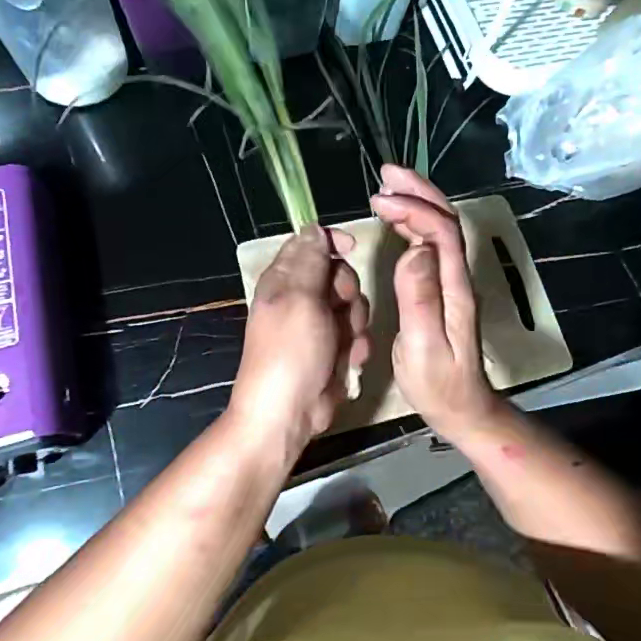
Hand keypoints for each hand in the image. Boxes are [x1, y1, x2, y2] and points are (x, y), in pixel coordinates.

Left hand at [226, 225, 371, 452]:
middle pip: (339, 275)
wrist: (288, 413)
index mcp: (284, 280)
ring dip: (355, 324)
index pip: (310, 244)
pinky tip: (349, 361)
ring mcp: (318, 326)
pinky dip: (356, 347)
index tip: (352, 250)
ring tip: (343, 345)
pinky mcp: (332, 350)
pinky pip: (356, 335)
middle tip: (340, 310)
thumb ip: (310, 260)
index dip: (332, 243)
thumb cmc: (290, 353)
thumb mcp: (300, 299)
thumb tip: (313, 227)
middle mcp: (300, 298)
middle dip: (348, 293)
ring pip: (353, 306)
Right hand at [369, 165, 508, 441]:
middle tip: (387, 174)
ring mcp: (451, 284)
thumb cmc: (439, 384)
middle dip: (420, 193)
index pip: (441, 233)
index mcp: (453, 288)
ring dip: (417, 205)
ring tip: (386, 190)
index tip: (381, 200)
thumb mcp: (422, 347)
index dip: (415, 209)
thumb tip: (415, 250)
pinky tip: (396, 225)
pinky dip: (413, 227)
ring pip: (439, 232)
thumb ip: (419, 299)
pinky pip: (431, 247)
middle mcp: (456, 279)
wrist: (462, 408)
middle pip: (446, 222)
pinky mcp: (442, 291)